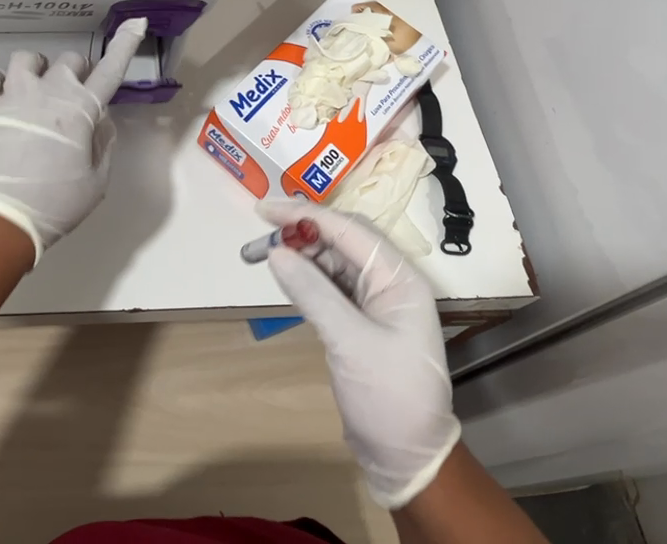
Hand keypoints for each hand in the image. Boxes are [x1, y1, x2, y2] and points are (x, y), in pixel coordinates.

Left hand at [0, 18, 148, 262]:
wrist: (7, 218)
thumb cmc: (59, 203)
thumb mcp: (97, 180)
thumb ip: (103, 142)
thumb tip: (99, 119)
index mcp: (82, 110)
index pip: (111, 70)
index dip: (125, 45)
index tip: (136, 22)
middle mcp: (49, 92)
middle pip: (70, 60)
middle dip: (76, 73)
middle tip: (70, 98)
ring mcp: (14, 96)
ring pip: (26, 59)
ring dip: (34, 70)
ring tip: (31, 91)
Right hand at [259, 200, 460, 509]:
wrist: (408, 457)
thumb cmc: (388, 398)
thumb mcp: (349, 343)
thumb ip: (313, 293)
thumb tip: (276, 253)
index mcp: (399, 279)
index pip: (349, 230)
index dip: (305, 215)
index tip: (263, 209)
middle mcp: (390, 282)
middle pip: (341, 240)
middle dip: (300, 231)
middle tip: (259, 234)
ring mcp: (377, 302)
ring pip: (334, 260)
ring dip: (300, 254)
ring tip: (263, 254)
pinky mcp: (362, 321)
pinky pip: (331, 284)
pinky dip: (307, 277)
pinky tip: (286, 276)